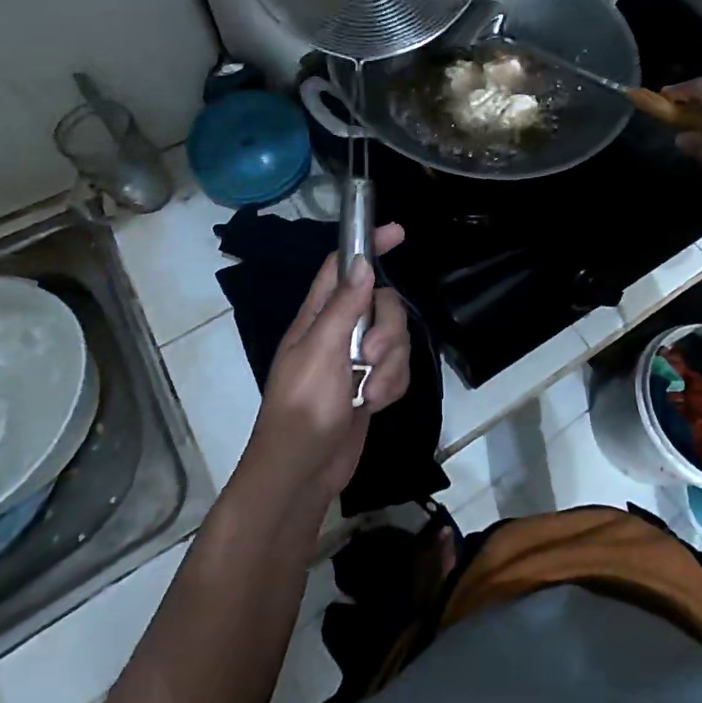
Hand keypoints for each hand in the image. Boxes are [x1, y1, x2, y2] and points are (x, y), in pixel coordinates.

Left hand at [246, 223, 410, 496]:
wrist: (304, 470)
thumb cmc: (303, 406)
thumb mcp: (321, 352)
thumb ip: (343, 306)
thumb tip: (363, 260)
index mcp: (317, 316)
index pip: (342, 267)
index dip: (367, 245)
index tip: (397, 231)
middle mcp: (338, 331)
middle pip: (381, 303)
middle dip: (386, 329)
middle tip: (369, 356)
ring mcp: (356, 359)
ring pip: (394, 339)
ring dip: (390, 367)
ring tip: (370, 394)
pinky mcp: (372, 385)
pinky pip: (398, 370)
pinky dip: (392, 386)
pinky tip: (376, 405)